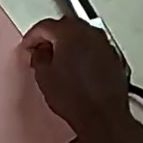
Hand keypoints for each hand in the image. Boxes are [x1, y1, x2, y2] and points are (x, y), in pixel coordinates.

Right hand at [20, 17, 133, 135]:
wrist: (102, 116)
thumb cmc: (75, 97)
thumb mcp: (43, 76)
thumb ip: (39, 56)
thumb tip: (41, 52)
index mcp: (69, 33)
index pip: (45, 26)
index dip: (32, 37)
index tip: (28, 46)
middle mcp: (89, 33)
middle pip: (65, 26)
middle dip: (52, 36)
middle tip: (41, 50)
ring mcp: (105, 45)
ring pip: (82, 35)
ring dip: (69, 43)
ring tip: (59, 60)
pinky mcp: (115, 58)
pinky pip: (94, 48)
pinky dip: (84, 52)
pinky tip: (77, 68)